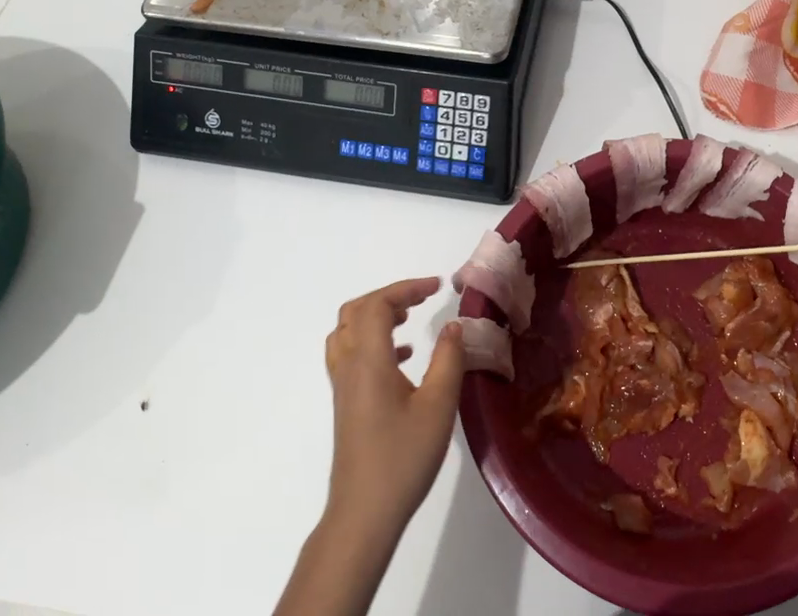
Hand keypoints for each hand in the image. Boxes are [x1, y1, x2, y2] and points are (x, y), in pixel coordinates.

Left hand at [322, 277, 464, 535]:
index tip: (437, 286)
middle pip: (355, 312)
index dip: (405, 288)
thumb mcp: (438, 405)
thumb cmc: (403, 456)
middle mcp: (348, 366)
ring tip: (410, 320)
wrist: (364, 510)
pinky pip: (351, 355)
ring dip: (376, 318)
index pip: (377, 305)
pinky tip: (405, 358)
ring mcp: (343, 386)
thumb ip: (449, 360)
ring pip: (348, 333)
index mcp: (368, 360)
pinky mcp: (346, 404)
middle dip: (388, 297)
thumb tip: (454, 326)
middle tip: (421, 299)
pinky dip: (374, 342)